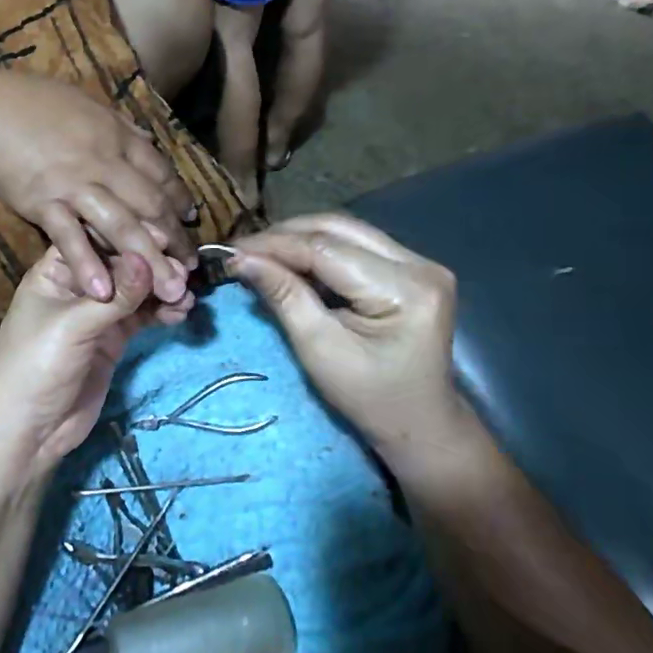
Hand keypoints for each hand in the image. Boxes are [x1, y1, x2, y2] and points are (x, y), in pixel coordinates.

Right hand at [0, 73, 195, 303]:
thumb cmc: (39, 105)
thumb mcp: (91, 107)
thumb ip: (121, 129)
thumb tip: (147, 142)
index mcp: (119, 138)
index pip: (161, 174)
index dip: (179, 200)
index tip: (191, 221)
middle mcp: (105, 164)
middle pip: (151, 205)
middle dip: (175, 239)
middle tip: (191, 269)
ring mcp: (76, 186)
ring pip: (121, 226)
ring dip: (148, 261)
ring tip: (168, 291)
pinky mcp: (46, 205)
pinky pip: (71, 239)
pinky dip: (88, 265)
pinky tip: (104, 293)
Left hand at [0, 248, 192, 472]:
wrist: (28, 432)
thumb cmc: (36, 367)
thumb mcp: (73, 326)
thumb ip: (116, 295)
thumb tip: (151, 259)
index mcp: (55, 270)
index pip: (96, 240)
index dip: (130, 236)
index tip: (165, 241)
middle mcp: (78, 284)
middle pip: (122, 262)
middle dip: (152, 266)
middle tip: (181, 277)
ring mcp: (97, 312)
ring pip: (137, 290)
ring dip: (162, 290)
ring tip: (184, 297)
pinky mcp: (112, 338)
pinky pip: (142, 316)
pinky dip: (161, 312)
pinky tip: (179, 313)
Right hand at [228, 214, 459, 449]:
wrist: (420, 423)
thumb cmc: (370, 398)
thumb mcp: (319, 350)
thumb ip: (284, 296)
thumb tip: (242, 259)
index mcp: (406, 289)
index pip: (326, 249)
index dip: (275, 245)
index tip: (232, 250)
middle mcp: (420, 264)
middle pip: (339, 229)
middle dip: (285, 235)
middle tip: (243, 250)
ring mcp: (419, 262)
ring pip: (346, 231)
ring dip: (300, 238)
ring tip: (261, 254)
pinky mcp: (411, 268)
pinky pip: (356, 245)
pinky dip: (319, 249)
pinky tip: (291, 261)